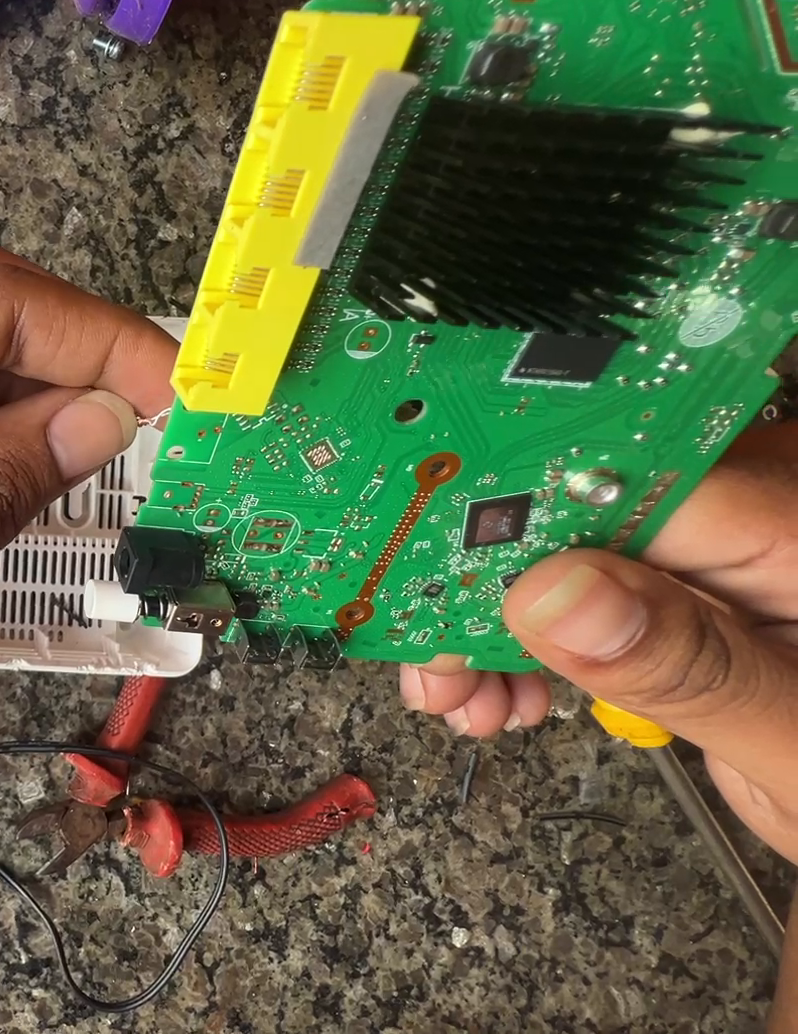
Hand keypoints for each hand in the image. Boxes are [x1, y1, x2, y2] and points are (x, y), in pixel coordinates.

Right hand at [402, 425, 797, 861]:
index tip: (419, 566)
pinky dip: (511, 642)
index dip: (499, 516)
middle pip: (554, 518)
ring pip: (539, 555)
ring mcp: (694, 545)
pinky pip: (556, 590)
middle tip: (431, 662)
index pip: (610, 481)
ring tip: (463, 698)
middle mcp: (737, 512)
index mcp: (793, 525)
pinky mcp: (661, 578)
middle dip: (475, 589)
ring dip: (479, 626)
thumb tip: (549, 596)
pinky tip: (500, 690)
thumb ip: (690, 669)